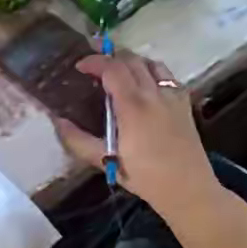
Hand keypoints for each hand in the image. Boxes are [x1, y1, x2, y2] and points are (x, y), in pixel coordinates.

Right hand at [55, 53, 222, 216]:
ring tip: (119, 71)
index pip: (112, 68)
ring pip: (151, 62)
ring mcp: (172, 96)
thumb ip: (77, 139)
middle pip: (131, 59)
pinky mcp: (185, 104)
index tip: (80, 67)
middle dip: (110, 56)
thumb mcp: (105, 160)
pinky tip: (145, 84)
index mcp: (133, 105)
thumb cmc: (144, 176)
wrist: (189, 191)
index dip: (94, 61)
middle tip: (94, 66)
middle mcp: (154, 94)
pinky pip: (168, 75)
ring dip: (132, 61)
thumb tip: (57, 121)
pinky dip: (152, 71)